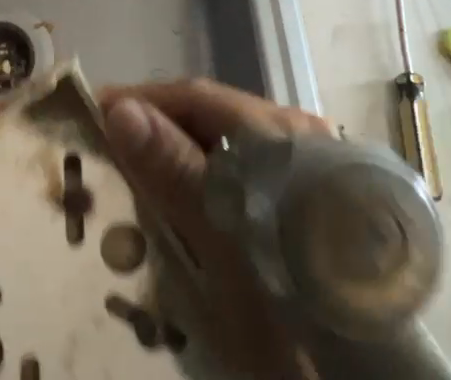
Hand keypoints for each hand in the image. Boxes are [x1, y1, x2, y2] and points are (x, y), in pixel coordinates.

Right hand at [100, 79, 332, 378]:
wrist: (362, 361)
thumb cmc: (286, 289)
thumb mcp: (221, 236)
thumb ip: (174, 170)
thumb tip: (120, 110)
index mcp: (276, 131)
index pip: (192, 97)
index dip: (138, 102)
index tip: (89, 116)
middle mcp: (295, 134)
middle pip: (208, 117)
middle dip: (152, 131)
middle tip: (102, 156)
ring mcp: (304, 164)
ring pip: (223, 145)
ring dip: (175, 158)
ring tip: (132, 184)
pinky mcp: (306, 196)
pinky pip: (242, 172)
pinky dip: (204, 183)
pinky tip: (183, 210)